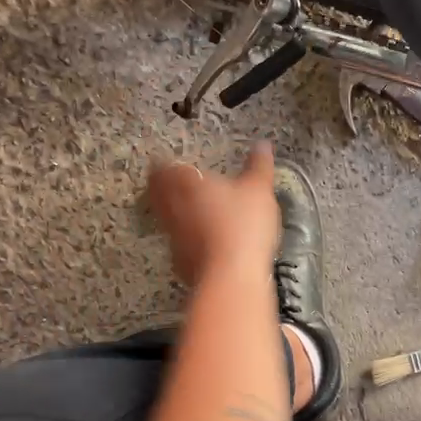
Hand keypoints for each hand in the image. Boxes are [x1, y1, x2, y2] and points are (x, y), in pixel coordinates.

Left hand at [148, 143, 280, 287]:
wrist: (231, 276)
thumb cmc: (243, 225)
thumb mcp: (259, 190)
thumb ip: (259, 165)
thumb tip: (262, 144)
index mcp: (187, 185)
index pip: (164, 169)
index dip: (163, 165)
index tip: (166, 163)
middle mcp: (173, 209)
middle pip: (157, 194)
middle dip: (161, 187)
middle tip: (168, 184)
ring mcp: (174, 237)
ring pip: (166, 219)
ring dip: (172, 212)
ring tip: (185, 210)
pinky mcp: (180, 262)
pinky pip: (178, 242)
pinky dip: (184, 237)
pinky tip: (199, 240)